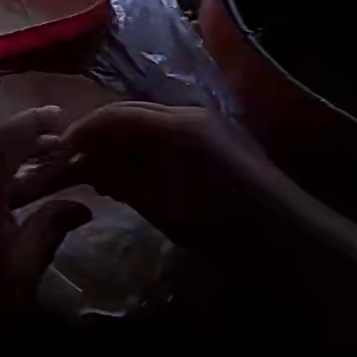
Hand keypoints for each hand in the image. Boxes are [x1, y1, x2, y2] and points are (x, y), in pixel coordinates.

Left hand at [0, 107, 92, 351]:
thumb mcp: (23, 263)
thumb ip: (51, 226)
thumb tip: (81, 206)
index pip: (6, 137)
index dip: (34, 123)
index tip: (58, 114)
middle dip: (25, 144)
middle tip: (61, 145)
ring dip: (6, 163)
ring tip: (43, 167)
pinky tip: (10, 192)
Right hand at [17, 102, 286, 250]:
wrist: (296, 244)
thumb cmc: (226, 229)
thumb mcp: (162, 207)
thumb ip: (119, 180)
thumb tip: (85, 165)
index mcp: (176, 128)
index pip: (115, 115)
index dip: (83, 130)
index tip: (60, 150)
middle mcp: (189, 115)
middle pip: (128, 112)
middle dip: (98, 133)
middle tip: (74, 157)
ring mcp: (204, 123)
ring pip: (144, 121)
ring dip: (118, 140)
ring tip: (99, 167)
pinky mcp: (213, 137)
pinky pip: (163, 132)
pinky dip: (140, 147)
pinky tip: (131, 170)